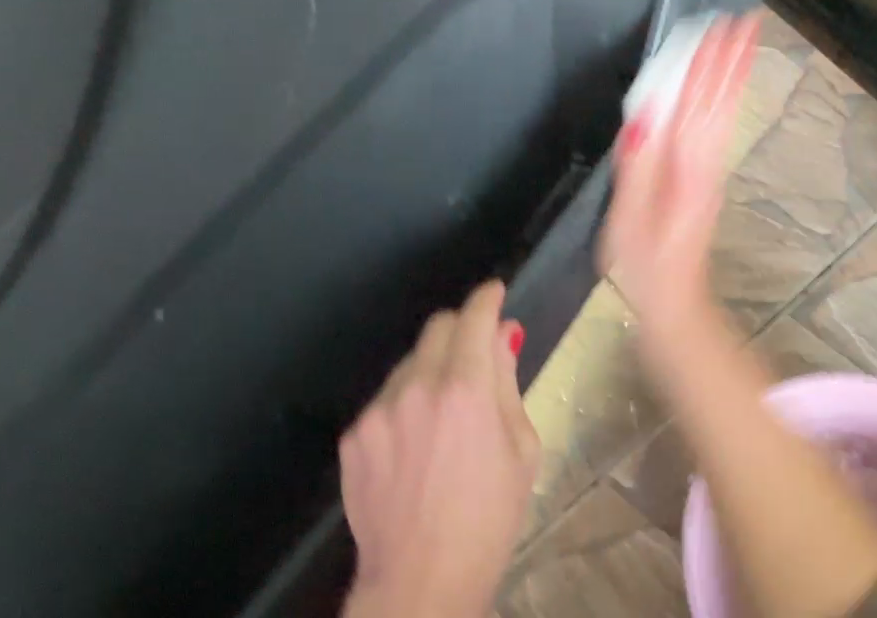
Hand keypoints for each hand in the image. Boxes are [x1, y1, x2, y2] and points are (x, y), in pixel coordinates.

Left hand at [339, 281, 538, 617]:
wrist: (421, 581)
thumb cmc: (488, 520)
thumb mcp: (521, 450)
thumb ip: (507, 383)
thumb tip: (501, 339)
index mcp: (466, 389)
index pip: (474, 317)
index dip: (487, 298)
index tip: (495, 294)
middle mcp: (417, 387)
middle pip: (437, 327)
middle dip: (460, 329)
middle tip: (475, 353)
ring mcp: (379, 411)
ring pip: (409, 362)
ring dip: (431, 368)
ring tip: (444, 414)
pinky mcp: (355, 436)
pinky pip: (385, 400)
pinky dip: (405, 404)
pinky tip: (415, 444)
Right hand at [599, 12, 760, 330]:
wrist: (673, 298)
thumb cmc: (644, 263)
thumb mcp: (629, 220)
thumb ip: (637, 167)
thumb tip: (642, 118)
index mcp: (684, 167)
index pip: (695, 103)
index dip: (705, 63)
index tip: (717, 28)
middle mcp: (703, 162)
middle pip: (718, 100)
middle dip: (730, 58)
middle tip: (745, 19)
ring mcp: (709, 168)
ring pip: (724, 111)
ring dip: (733, 73)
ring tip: (744, 39)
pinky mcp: (706, 176)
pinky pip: (720, 126)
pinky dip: (727, 99)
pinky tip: (728, 86)